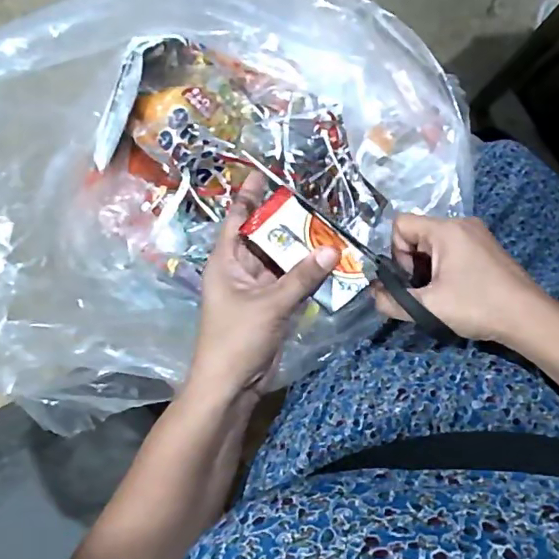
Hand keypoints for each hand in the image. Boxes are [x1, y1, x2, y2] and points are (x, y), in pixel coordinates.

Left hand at [187, 174, 337, 397]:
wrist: (231, 385)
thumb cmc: (237, 338)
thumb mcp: (270, 304)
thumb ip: (303, 277)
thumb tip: (332, 248)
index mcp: (225, 262)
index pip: (236, 220)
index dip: (248, 196)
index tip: (263, 173)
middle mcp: (239, 271)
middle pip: (264, 238)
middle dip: (286, 222)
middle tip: (313, 201)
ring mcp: (255, 290)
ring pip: (280, 261)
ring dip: (300, 249)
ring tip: (327, 226)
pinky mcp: (270, 308)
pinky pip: (289, 283)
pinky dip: (305, 274)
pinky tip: (327, 260)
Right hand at [371, 214, 554, 344]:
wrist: (527, 317)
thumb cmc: (477, 306)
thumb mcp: (429, 307)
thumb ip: (393, 302)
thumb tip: (374, 297)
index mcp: (445, 230)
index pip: (400, 224)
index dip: (395, 253)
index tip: (409, 279)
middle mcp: (461, 224)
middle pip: (417, 234)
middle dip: (412, 263)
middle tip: (424, 290)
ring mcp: (477, 235)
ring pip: (435, 244)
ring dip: (428, 268)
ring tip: (440, 294)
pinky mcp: (487, 248)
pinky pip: (453, 249)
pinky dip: (445, 267)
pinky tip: (457, 291)